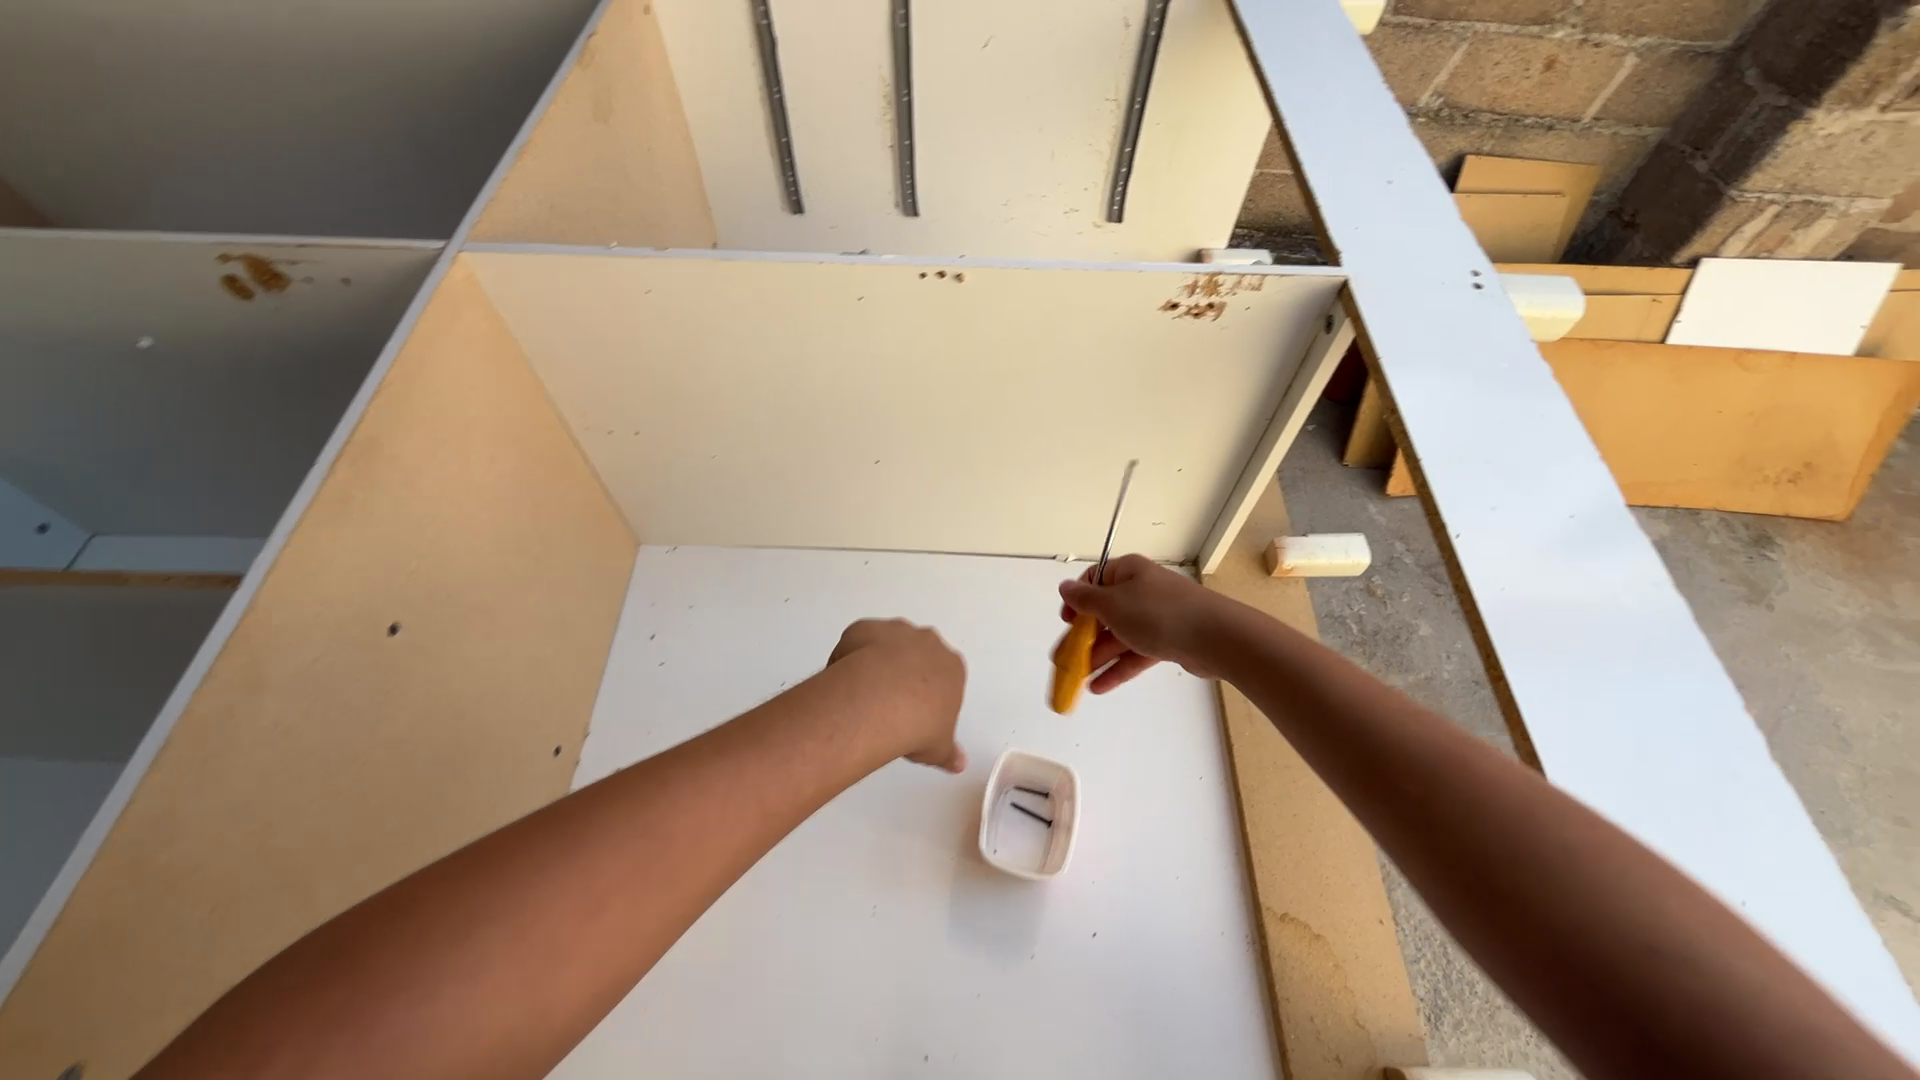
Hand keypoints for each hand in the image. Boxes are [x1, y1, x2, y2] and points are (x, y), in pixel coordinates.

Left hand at [827, 619, 967, 772]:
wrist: (882, 703)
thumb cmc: (919, 726)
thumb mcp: (939, 748)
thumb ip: (949, 753)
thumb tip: (958, 764)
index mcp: (952, 667)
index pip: (942, 676)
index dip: (927, 694)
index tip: (913, 712)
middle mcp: (928, 642)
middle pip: (916, 654)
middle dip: (904, 672)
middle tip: (888, 703)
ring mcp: (896, 631)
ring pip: (887, 643)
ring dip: (878, 661)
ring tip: (864, 693)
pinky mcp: (866, 628)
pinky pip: (858, 640)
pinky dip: (852, 655)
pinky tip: (847, 680)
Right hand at [1057, 554, 1225, 693]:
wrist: (1215, 637)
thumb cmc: (1157, 613)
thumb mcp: (1112, 604)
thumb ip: (1084, 599)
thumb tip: (1065, 587)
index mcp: (1128, 572)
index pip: (1094, 579)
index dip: (1077, 600)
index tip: (1067, 621)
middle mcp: (1142, 590)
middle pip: (1105, 612)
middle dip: (1083, 637)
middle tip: (1064, 659)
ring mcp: (1157, 617)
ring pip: (1120, 636)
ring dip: (1098, 656)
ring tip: (1078, 679)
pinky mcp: (1169, 640)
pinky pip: (1137, 653)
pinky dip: (1119, 668)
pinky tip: (1099, 687)